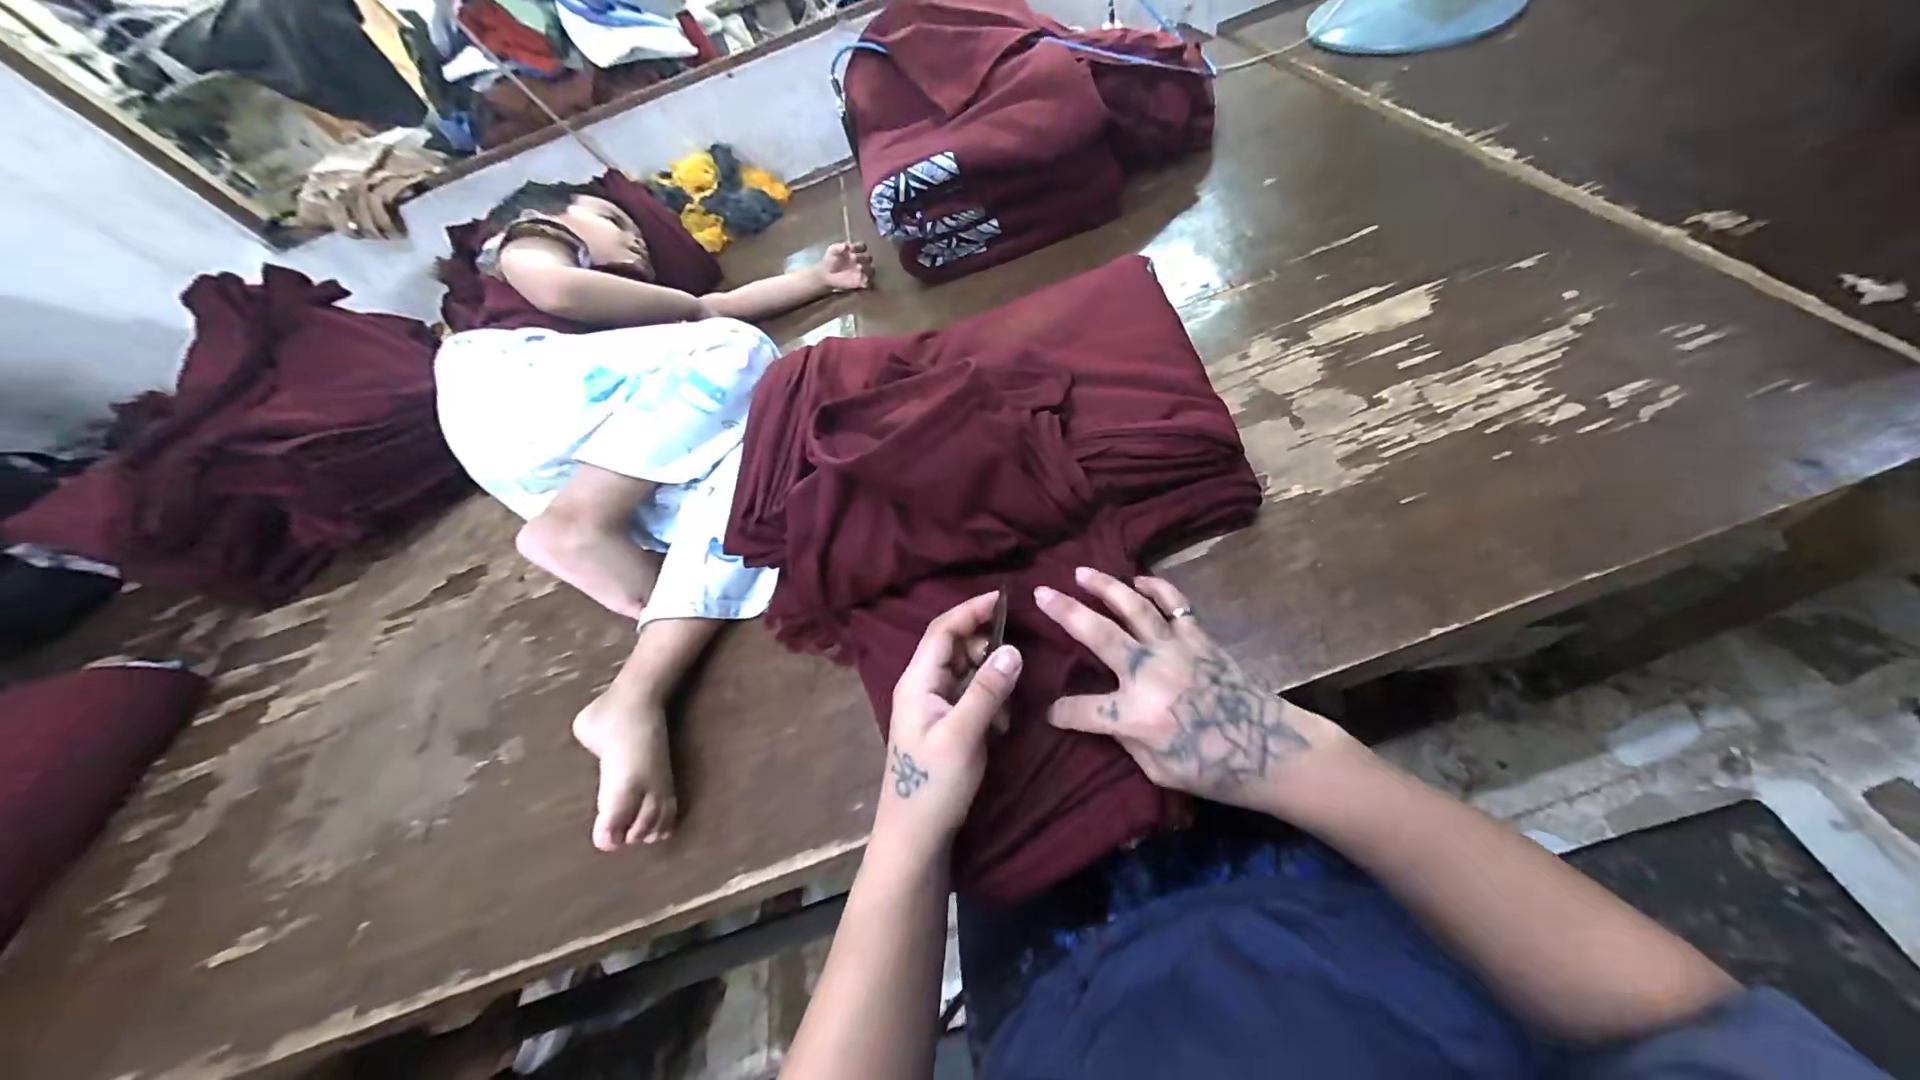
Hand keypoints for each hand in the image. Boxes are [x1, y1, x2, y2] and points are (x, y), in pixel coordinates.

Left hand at [815, 241, 874, 291]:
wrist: (826, 274)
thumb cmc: (830, 260)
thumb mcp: (833, 250)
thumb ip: (839, 247)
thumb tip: (846, 246)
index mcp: (855, 251)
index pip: (863, 247)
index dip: (861, 247)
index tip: (855, 249)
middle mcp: (860, 260)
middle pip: (869, 258)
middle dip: (865, 258)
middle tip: (857, 260)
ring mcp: (861, 271)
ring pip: (871, 270)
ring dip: (867, 270)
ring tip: (859, 270)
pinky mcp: (860, 282)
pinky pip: (868, 283)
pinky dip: (867, 282)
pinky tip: (861, 281)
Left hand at [874, 592, 1021, 861]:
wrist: (914, 838)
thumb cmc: (932, 785)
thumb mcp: (963, 736)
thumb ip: (987, 691)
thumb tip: (1012, 649)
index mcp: (917, 681)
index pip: (943, 630)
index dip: (971, 610)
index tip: (1005, 599)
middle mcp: (923, 686)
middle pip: (956, 647)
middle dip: (987, 647)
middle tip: (1017, 661)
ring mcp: (934, 706)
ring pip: (967, 672)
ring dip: (992, 678)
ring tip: (1009, 703)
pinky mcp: (946, 724)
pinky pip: (972, 696)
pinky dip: (991, 700)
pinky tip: (1002, 725)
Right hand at [1036, 568, 1358, 814]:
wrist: (1273, 751)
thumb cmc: (1213, 770)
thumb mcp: (1157, 769)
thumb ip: (1125, 737)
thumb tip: (1104, 716)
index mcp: (1135, 715)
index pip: (1080, 709)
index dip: (1060, 712)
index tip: (1050, 712)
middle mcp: (1149, 674)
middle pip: (1097, 634)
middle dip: (1064, 613)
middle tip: (1041, 593)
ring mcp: (1175, 650)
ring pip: (1133, 608)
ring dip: (1104, 587)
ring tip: (1081, 572)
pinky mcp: (1200, 639)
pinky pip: (1175, 605)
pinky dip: (1157, 589)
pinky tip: (1138, 580)